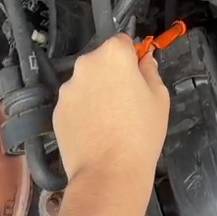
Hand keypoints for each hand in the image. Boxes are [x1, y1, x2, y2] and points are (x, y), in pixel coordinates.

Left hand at [52, 33, 170, 188]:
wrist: (108, 173)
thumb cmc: (140, 133)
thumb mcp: (159, 98)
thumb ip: (151, 71)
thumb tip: (144, 60)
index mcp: (114, 54)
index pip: (123, 41)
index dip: (131, 57)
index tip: (137, 75)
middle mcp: (86, 64)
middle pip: (102, 60)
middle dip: (112, 73)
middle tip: (126, 100)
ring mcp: (68, 88)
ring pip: (87, 81)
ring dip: (96, 91)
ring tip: (109, 120)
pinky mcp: (57, 110)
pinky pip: (74, 102)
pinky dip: (83, 110)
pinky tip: (95, 130)